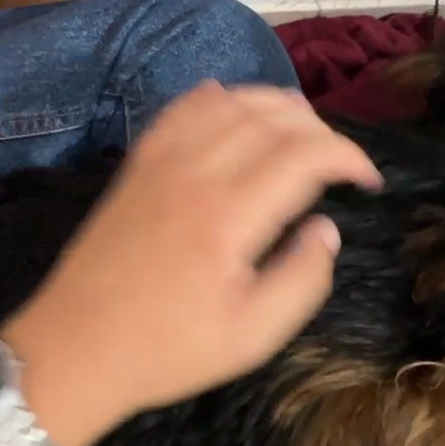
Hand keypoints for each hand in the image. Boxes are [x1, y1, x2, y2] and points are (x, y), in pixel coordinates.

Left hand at [0, 82, 380, 445]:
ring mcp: (159, 161)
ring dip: (268, 102)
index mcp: (228, 214)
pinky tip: (226, 97)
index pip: (302, 154)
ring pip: (224, 104)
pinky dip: (210, 97)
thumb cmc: (167, 348)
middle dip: (315, 126)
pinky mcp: (136, 164)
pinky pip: (177, 111)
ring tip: (300, 119)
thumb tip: (326, 228)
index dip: (346, 155)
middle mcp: (194, 171)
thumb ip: (301, 279)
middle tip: (339, 155)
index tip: (368, 179)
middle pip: (266, 118)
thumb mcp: (251, 337)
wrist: (77, 342)